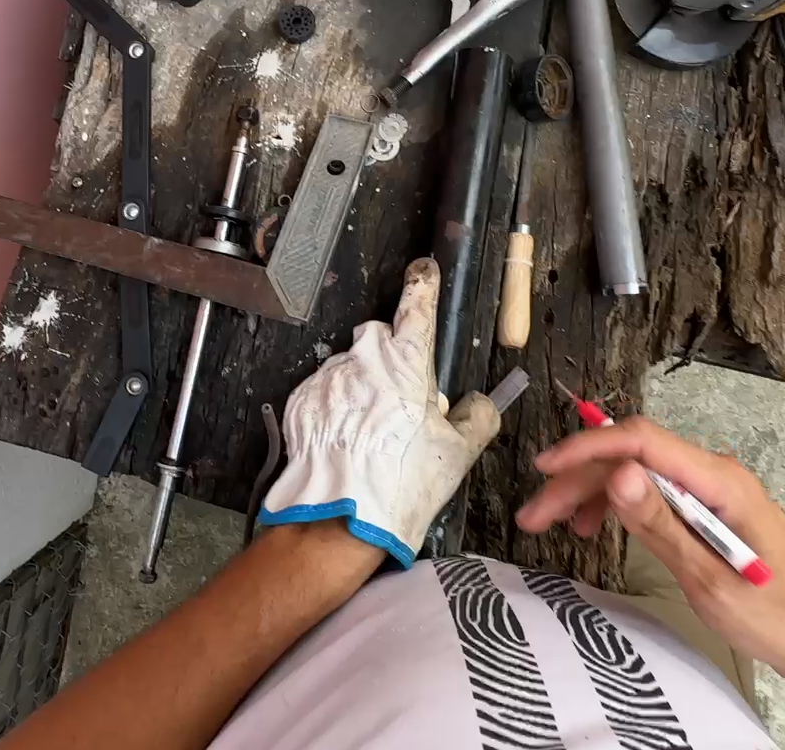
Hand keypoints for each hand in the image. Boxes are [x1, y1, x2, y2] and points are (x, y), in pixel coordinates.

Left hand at [260, 257, 500, 565]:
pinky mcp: (303, 395)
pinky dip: (338, 406)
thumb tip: (481, 402)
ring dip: (364, 387)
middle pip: (381, 341)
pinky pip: (327, 390)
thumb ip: (478, 418)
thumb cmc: (405, 479)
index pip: (417, 306)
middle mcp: (364, 356)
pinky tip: (346, 439)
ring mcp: (329, 374)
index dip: (423, 285)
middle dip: (392, 361)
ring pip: (353, 368)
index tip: (423, 270)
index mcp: (406, 360)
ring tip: (372, 434)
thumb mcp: (457, 453)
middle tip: (403, 404)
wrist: (340, 514)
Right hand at [515, 417, 784, 682]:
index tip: (545, 467)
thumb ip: (661, 523)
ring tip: (552, 522)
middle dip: (576, 481)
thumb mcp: (711, 579)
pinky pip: (647, 491)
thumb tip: (617, 473)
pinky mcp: (702, 506)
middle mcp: (711, 472)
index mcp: (720, 481)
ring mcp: (707, 488)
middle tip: (534, 513)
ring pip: (631, 473)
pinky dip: (613, 505)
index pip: (641, 441)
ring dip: (588, 493)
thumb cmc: (776, 619)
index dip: (587, 447)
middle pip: (629, 458)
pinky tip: (591, 525)